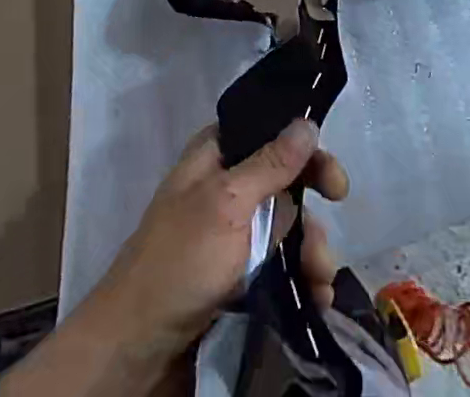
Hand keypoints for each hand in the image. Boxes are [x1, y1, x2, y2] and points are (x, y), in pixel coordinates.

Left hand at [72, 120, 348, 385]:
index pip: (270, 132)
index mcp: (216, 156)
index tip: (330, 177)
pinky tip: (317, 295)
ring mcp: (232, 230)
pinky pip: (280, 259)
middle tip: (336, 223)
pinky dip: (300, 275)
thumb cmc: (178, 262)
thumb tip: (309, 120)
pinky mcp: (237, 269)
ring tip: (321, 280)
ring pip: (288, 224)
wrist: (133, 349)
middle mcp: (227, 185)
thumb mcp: (227, 204)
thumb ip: (272, 163)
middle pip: (287, 180)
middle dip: (312, 208)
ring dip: (312, 250)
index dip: (305, 149)